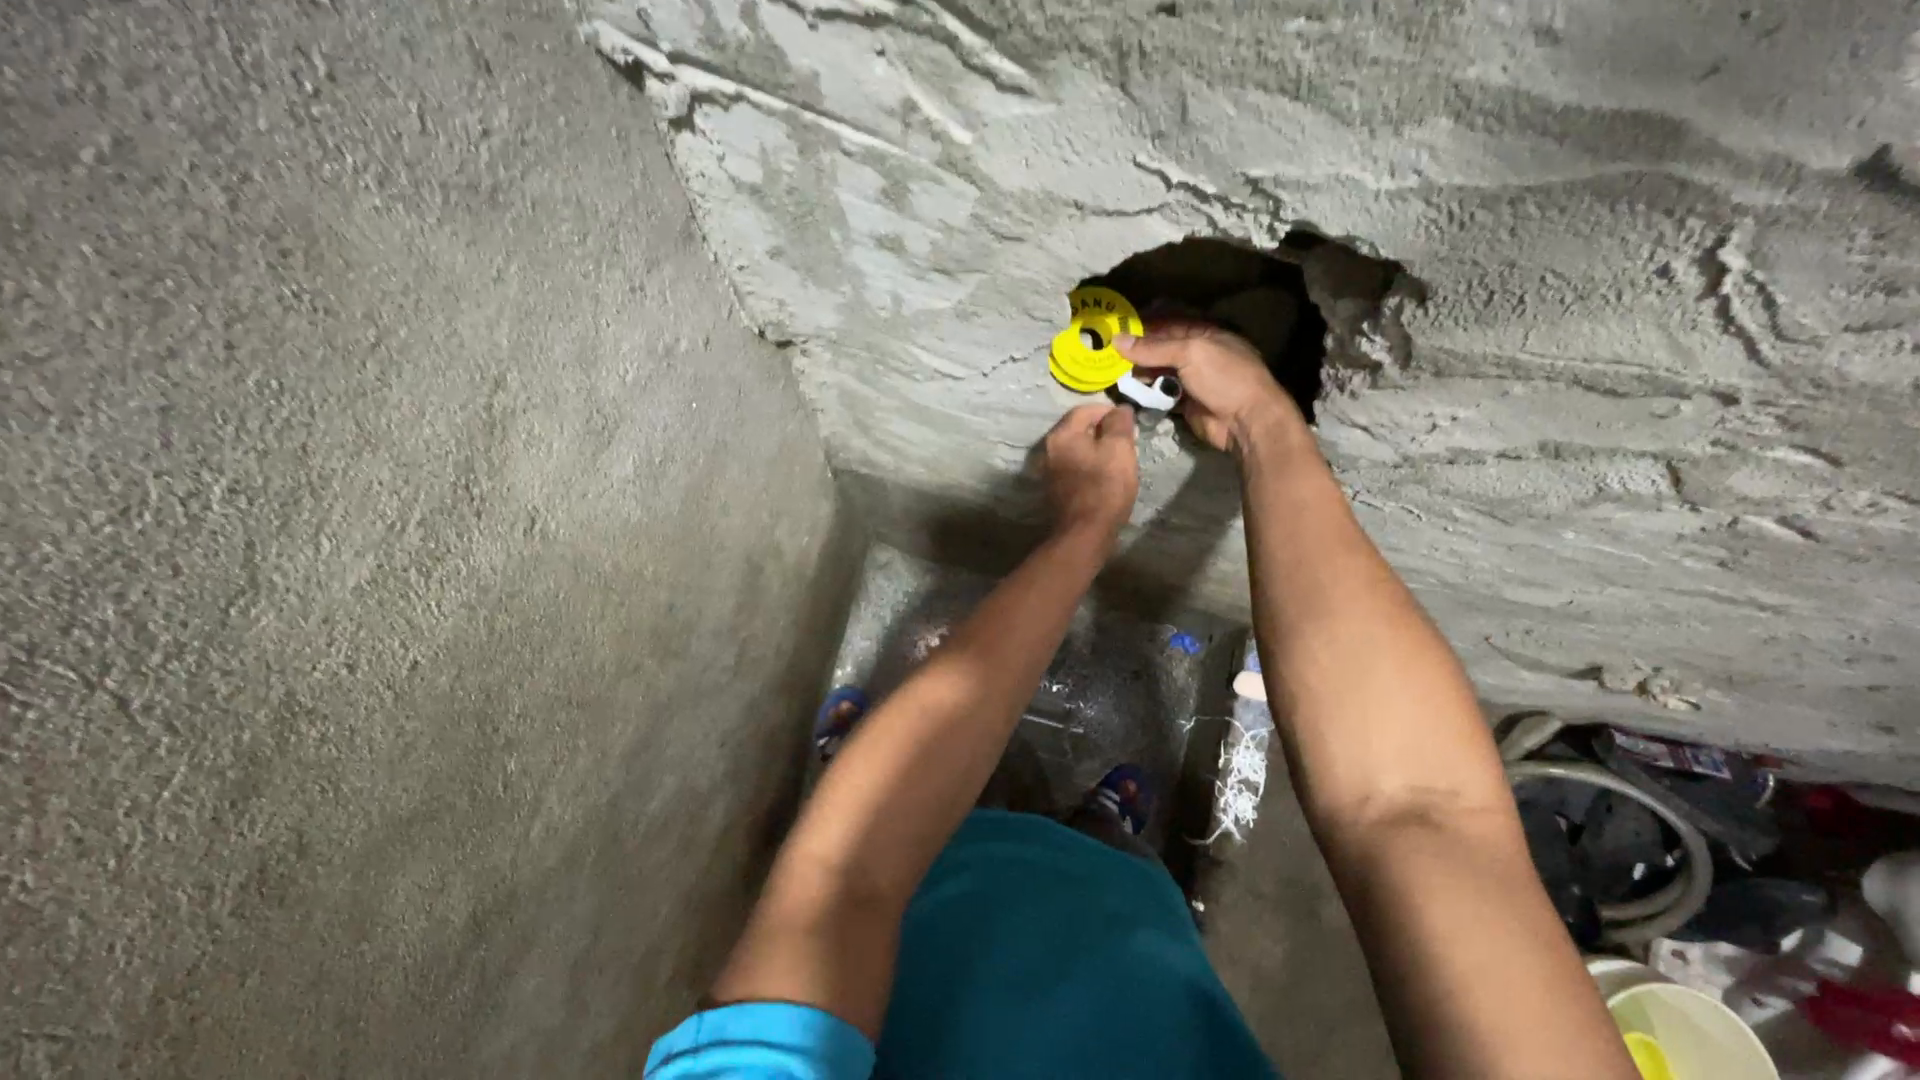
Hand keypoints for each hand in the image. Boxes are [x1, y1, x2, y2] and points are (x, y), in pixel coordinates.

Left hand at [1041, 403, 1138, 541]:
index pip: (1084, 410)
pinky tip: (1105, 476)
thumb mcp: (1119, 449)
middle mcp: (1048, 450)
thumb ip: (1119, 423)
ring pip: (1077, 449)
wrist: (1085, 533)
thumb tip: (1119, 409)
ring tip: (1119, 459)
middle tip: (1126, 441)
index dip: (1109, 411)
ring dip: (1097, 449)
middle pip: (1078, 429)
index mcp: (1061, 435)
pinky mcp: (1055, 489)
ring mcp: (1049, 471)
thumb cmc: (1104, 488)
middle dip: (1103, 431)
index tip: (1128, 422)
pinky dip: (1090, 465)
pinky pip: (1074, 467)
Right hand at [1116, 321, 1303, 453]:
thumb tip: (1117, 339)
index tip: (1116, 327)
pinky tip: (1128, 390)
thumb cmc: (1224, 377)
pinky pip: (1160, 394)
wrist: (1246, 421)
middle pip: (1161, 349)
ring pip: (1159, 372)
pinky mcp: (1185, 403)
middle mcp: (1198, 354)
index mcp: (1205, 334)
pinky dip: (1146, 392)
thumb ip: (1153, 348)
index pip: (1169, 324)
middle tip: (1107, 352)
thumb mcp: (1190, 353)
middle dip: (1137, 351)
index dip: (1144, 325)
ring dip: (1139, 372)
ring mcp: (1192, 380)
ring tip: (1113, 371)